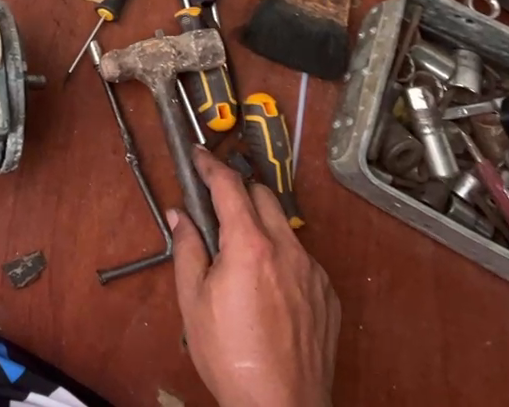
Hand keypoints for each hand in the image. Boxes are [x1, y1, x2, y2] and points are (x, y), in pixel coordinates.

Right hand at [172, 146, 338, 406]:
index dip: (210, 164)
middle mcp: (286, 249)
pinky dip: (282, 257)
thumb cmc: (228, 354)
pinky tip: (267, 289)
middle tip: (216, 210)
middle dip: (238, 193)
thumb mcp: (192, 300)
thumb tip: (180, 215)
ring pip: (284, 227)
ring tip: (241, 257)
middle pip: (263, 195)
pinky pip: (302, 259)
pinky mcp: (328, 295)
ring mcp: (313, 272)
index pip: (229, 185)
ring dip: (261, 226)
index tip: (198, 154)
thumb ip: (187, 248)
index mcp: (249, 245)